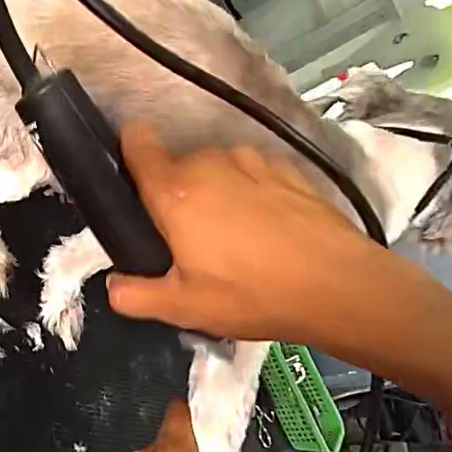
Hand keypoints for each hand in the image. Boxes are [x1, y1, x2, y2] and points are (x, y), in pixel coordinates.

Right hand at [107, 127, 425, 354]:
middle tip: (190, 239)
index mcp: (176, 191)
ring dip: (215, 191)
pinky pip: (251, 172)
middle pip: (177, 165)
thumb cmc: (253, 294)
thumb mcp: (185, 308)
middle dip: (176, 194)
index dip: (129, 148)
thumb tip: (114, 286)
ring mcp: (252, 160)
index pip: (137, 143)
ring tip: (234, 236)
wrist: (337, 283)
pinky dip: (250, 190)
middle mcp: (210, 163)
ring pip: (216, 167)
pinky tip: (267, 228)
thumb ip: (136, 296)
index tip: (132, 173)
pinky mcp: (286, 167)